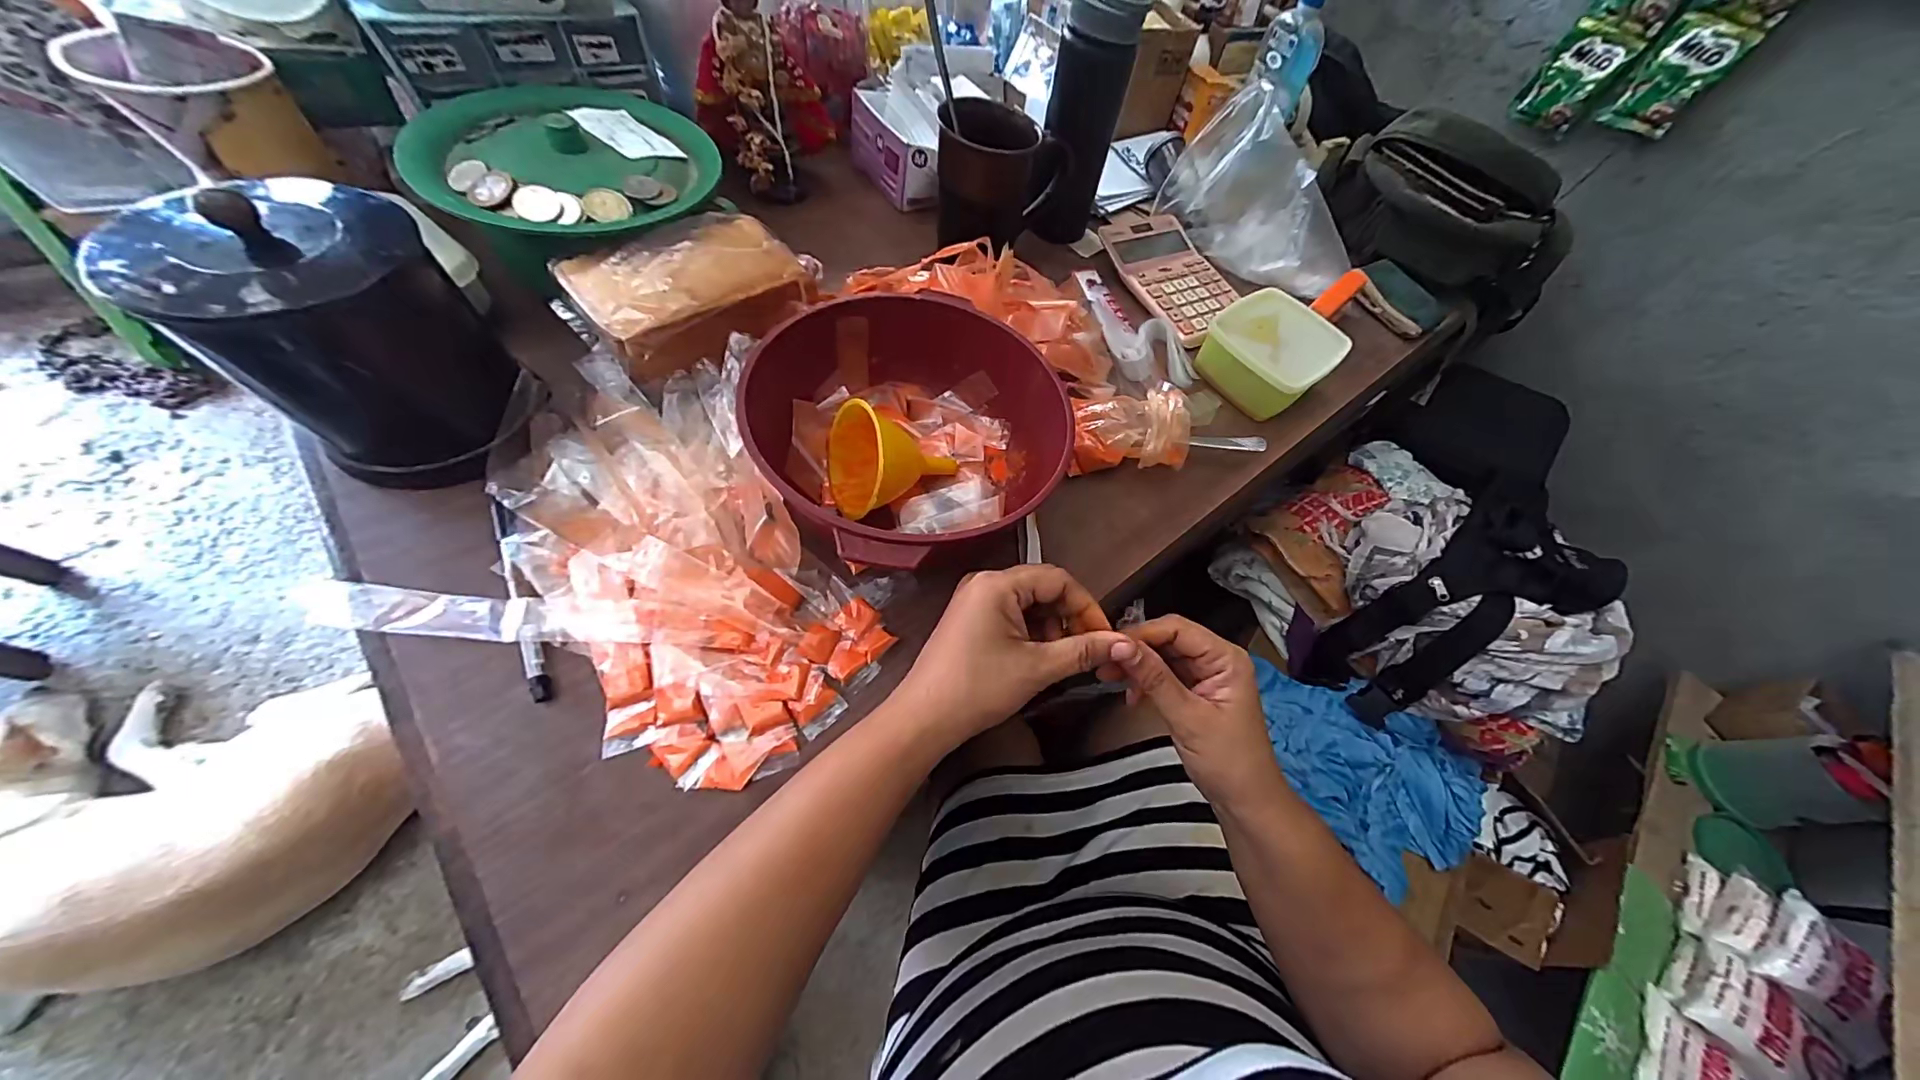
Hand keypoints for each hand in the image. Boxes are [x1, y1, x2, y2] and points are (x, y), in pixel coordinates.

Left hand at [890, 564, 1129, 749]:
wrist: (925, 717)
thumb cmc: (975, 688)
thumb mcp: (1038, 668)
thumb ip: (1083, 651)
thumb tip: (1121, 644)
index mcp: (997, 584)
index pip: (1058, 579)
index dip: (1086, 606)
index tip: (1104, 636)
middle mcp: (983, 583)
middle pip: (1043, 589)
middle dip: (1069, 620)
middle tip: (1086, 651)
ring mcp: (973, 601)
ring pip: (1029, 605)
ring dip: (1051, 630)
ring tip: (1059, 661)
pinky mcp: (969, 620)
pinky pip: (1011, 616)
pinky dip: (1031, 635)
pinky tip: (1037, 660)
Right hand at [1099, 616, 1283, 807]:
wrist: (1247, 801)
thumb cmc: (1229, 761)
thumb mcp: (1187, 717)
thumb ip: (1154, 678)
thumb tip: (1122, 647)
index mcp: (1226, 658)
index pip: (1177, 628)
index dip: (1142, 634)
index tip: (1111, 647)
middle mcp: (1217, 659)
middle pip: (1168, 639)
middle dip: (1136, 649)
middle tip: (1104, 663)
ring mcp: (1205, 675)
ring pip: (1162, 656)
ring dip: (1137, 665)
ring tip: (1109, 677)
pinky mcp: (1194, 691)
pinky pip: (1164, 674)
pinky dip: (1145, 680)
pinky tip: (1130, 693)